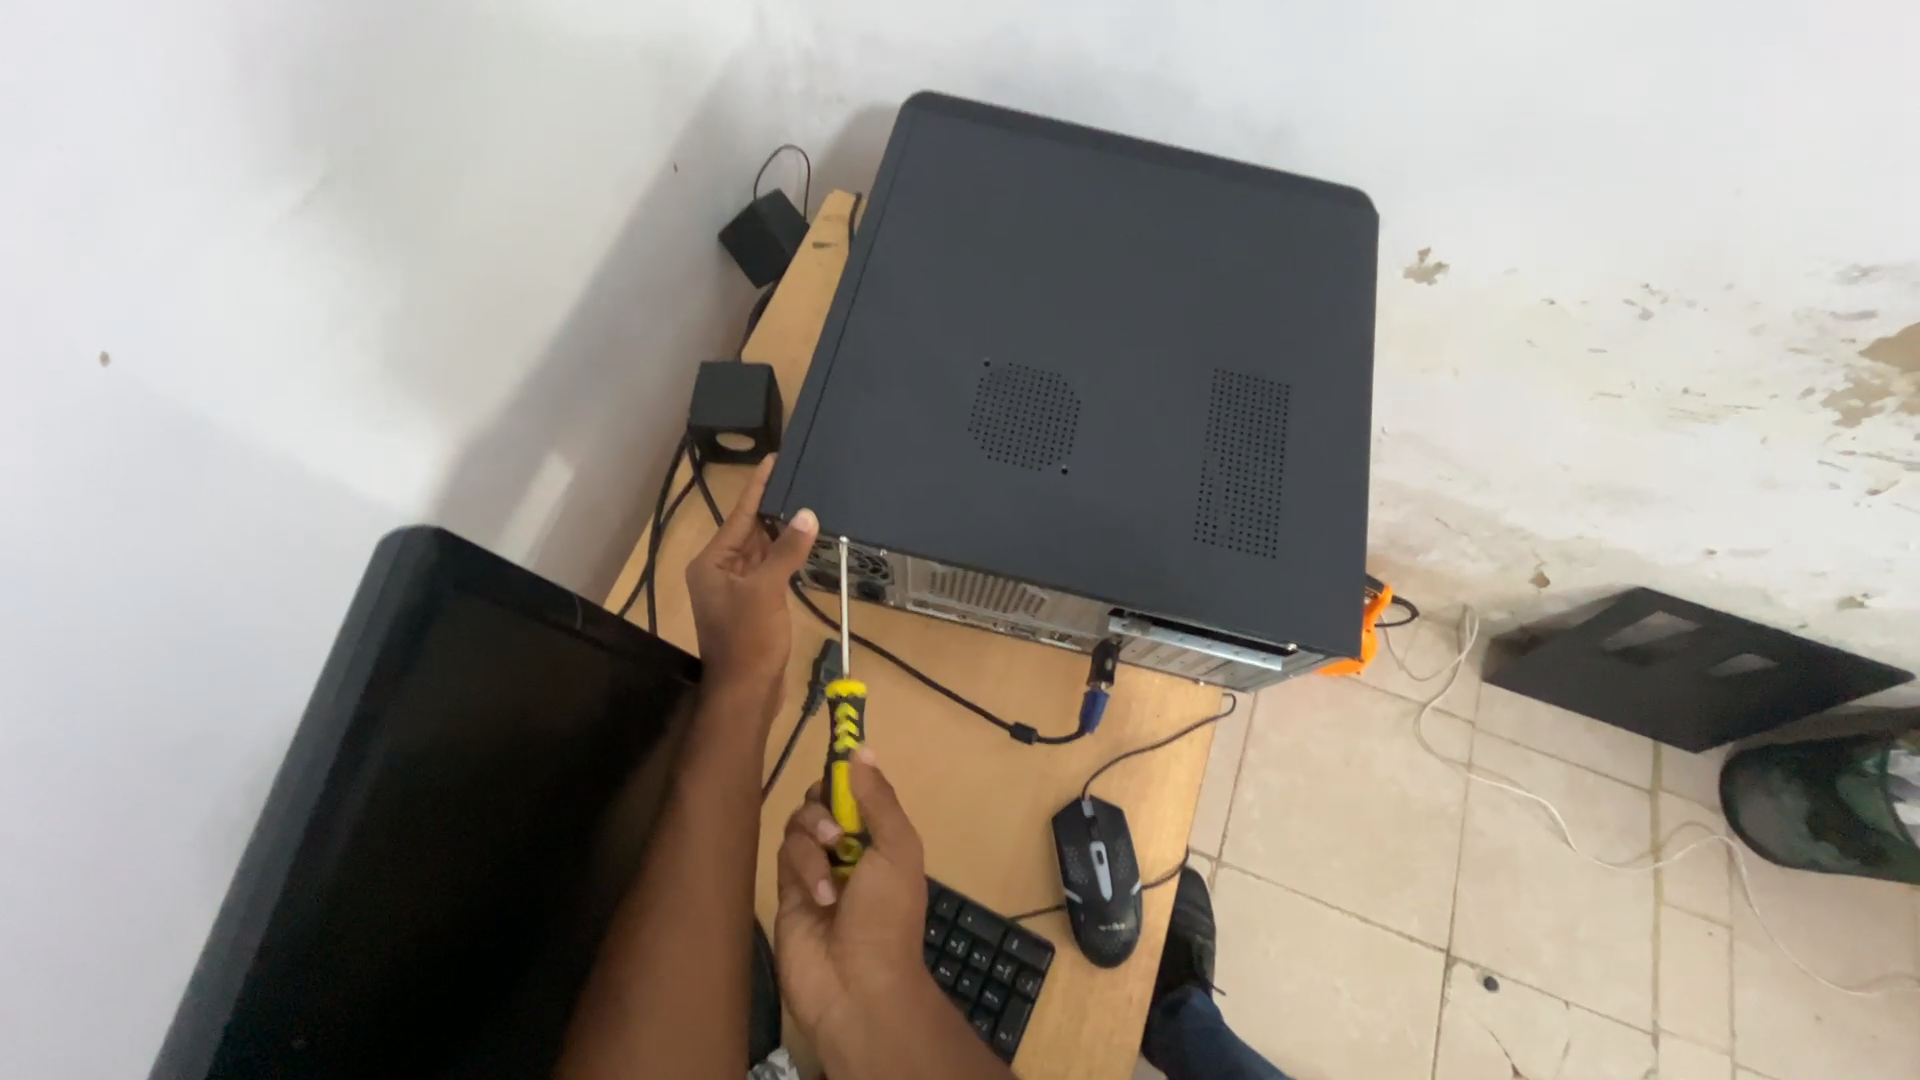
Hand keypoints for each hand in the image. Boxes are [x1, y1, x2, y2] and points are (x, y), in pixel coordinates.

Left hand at [684, 456, 817, 717]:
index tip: (773, 460)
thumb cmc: (748, 639)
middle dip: (775, 508)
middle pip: (750, 531)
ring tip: (808, 503)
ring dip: (783, 533)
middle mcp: (720, 571)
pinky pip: (771, 570)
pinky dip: (787, 557)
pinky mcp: (755, 604)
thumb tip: (806, 514)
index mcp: (712, 563)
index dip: (758, 488)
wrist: (746, 692)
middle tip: (800, 478)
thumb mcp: (767, 590)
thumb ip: (786, 551)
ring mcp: (738, 589)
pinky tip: (806, 543)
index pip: (739, 516)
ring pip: (763, 551)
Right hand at [775, 755, 930, 1054]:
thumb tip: (860, 748)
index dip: (845, 775)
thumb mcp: (897, 848)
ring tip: (831, 875)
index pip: (856, 789)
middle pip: (821, 800)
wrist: (858, 984)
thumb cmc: (888, 913)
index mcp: (881, 835)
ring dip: (815, 842)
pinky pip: (785, 854)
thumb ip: (878, 798)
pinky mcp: (787, 889)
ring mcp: (816, 867)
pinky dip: (804, 869)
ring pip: (800, 824)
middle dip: (825, 809)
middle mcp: (848, 846)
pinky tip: (820, 897)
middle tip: (838, 833)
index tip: (838, 764)